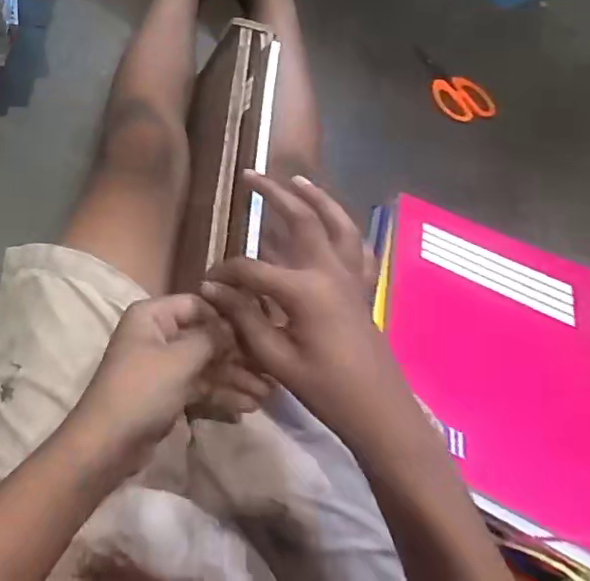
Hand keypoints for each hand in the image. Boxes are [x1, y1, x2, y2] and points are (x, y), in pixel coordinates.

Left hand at [70, 294, 264, 462]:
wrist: (107, 445)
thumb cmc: (142, 390)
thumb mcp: (179, 360)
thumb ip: (211, 339)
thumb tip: (235, 325)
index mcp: (152, 315)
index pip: (197, 304)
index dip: (226, 316)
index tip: (257, 330)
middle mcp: (157, 333)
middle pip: (204, 335)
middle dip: (236, 353)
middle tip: (270, 368)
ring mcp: (162, 364)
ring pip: (205, 363)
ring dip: (234, 376)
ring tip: (267, 392)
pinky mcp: (167, 392)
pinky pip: (199, 385)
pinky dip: (221, 393)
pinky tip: (249, 405)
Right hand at [201, 172, 407, 440]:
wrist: (381, 414)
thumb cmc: (327, 390)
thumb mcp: (277, 359)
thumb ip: (244, 318)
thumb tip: (212, 289)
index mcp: (305, 290)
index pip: (252, 269)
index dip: (225, 272)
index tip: (207, 281)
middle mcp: (329, 271)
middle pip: (301, 220)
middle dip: (274, 194)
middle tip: (250, 176)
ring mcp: (351, 276)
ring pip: (337, 223)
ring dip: (317, 197)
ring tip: (297, 179)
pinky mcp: (363, 287)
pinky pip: (358, 247)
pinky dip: (346, 228)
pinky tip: (335, 220)